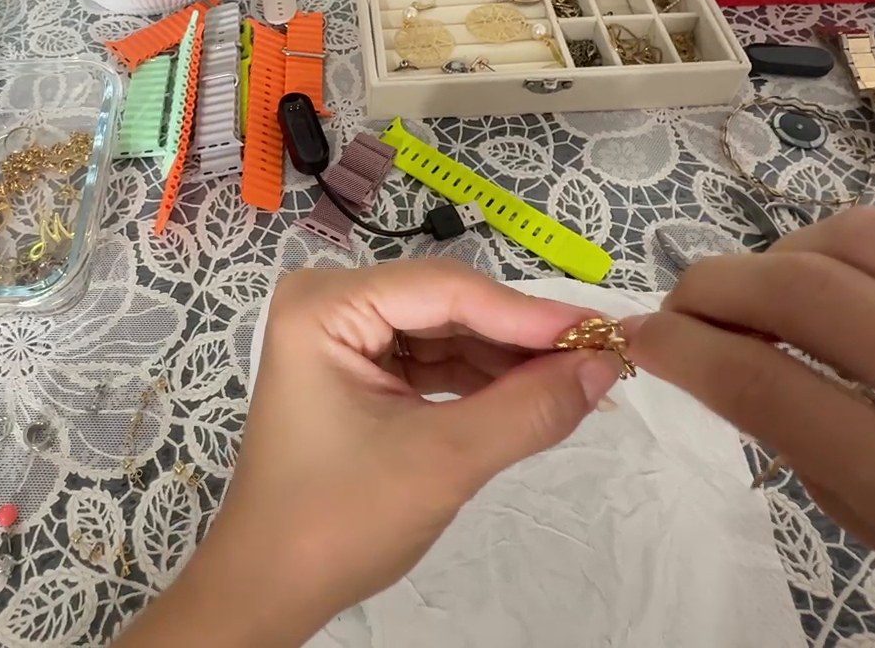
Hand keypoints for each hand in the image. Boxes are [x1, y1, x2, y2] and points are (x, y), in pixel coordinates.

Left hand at [115, 260, 621, 647]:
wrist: (272, 584)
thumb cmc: (338, 519)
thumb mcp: (442, 461)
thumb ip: (527, 409)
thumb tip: (602, 365)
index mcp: (325, 303)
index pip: (443, 289)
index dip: (526, 312)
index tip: (601, 331)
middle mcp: (329, 301)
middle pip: (443, 304)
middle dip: (518, 337)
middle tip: (598, 358)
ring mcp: (340, 332)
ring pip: (442, 330)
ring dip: (504, 358)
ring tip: (576, 380)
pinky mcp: (355, 364)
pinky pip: (428, 357)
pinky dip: (477, 378)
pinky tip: (529, 393)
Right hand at [622, 207, 874, 647]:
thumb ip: (809, 451)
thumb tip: (720, 362)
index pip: (777, 393)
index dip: (684, 350)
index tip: (638, 337)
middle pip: (808, 292)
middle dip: (709, 287)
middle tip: (678, 309)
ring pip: (860, 239)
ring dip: (772, 256)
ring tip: (755, 294)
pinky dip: (838, 255)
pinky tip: (829, 288)